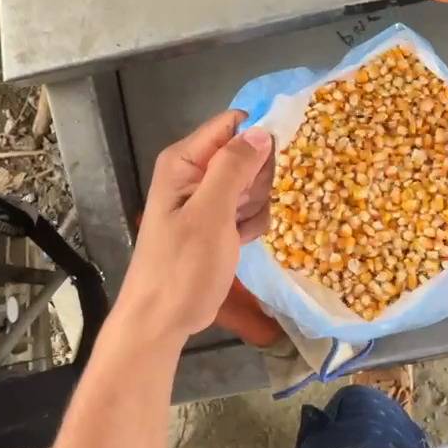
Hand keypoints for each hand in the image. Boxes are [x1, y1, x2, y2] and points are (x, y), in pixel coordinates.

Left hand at [120, 110, 273, 342]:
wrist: (161, 322)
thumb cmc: (181, 268)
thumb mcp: (209, 215)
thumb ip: (233, 169)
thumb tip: (261, 131)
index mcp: (185, 161)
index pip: (231, 124)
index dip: (259, 134)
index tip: (286, 154)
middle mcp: (195, 172)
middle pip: (246, 152)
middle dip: (259, 178)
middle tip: (252, 206)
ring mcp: (207, 198)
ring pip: (252, 182)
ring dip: (258, 204)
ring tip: (243, 229)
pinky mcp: (217, 221)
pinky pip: (249, 208)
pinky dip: (253, 222)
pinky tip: (244, 241)